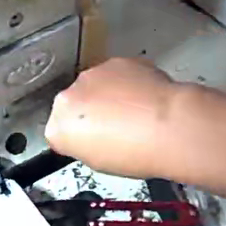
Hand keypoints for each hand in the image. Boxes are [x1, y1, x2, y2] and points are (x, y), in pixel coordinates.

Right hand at [46, 58, 195, 178]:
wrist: (168, 127)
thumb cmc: (136, 152)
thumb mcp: (99, 164)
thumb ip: (84, 146)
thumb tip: (91, 138)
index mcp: (58, 129)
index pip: (59, 133)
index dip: (78, 139)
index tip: (94, 144)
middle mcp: (68, 97)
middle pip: (74, 105)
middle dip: (90, 113)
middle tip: (115, 130)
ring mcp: (92, 76)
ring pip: (94, 86)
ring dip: (108, 96)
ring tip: (134, 115)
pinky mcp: (116, 62)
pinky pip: (116, 75)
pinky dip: (127, 84)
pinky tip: (144, 100)